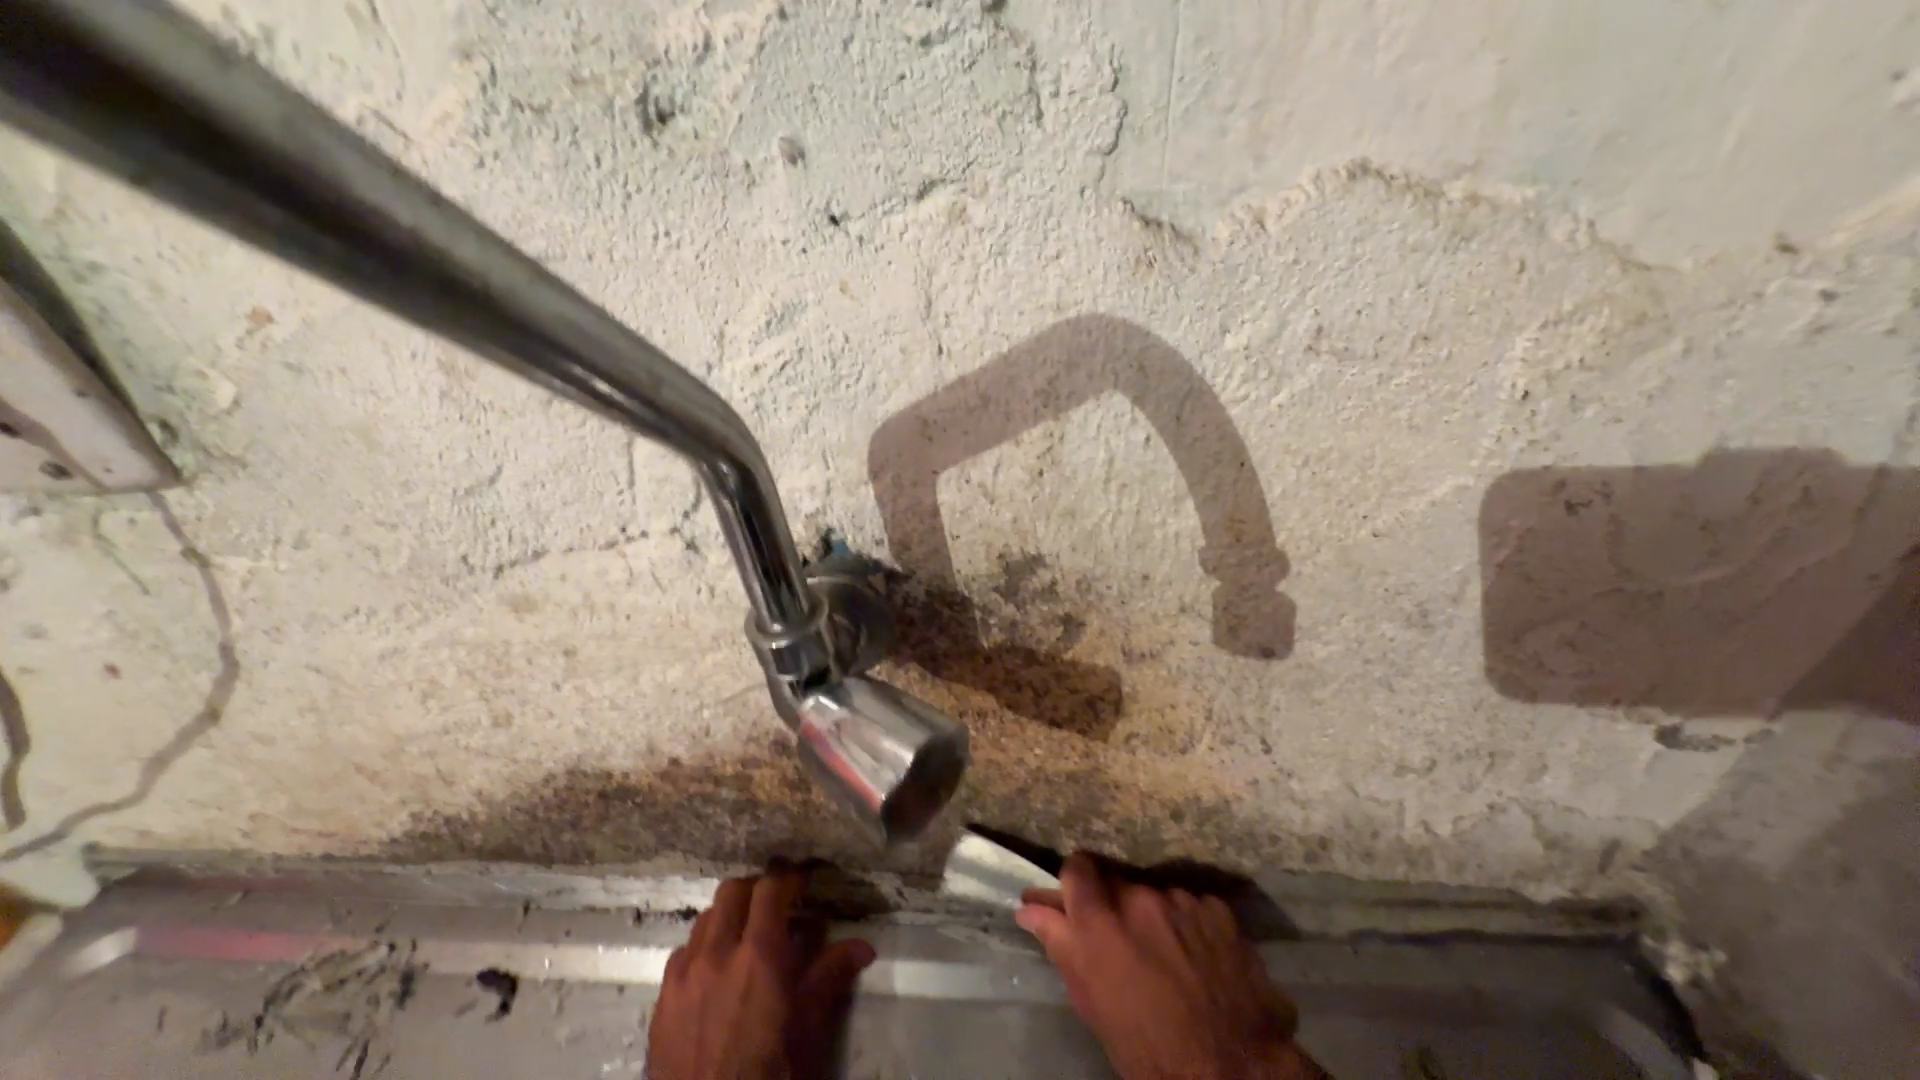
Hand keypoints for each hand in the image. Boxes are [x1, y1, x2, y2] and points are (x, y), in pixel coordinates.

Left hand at [648, 865, 875, 1079]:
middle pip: (733, 891)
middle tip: (776, 903)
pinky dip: (703, 947)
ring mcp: (684, 974)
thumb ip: (829, 978)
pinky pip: (683, 953)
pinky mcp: (662, 999)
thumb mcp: (808, 1031)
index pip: (771, 889)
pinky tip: (715, 971)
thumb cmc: (770, 1076)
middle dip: (756, 888)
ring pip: (705, 918)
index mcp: (760, 955)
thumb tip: (862, 946)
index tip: (803, 880)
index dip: (788, 878)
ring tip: (746, 935)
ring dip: (728, 916)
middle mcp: (717, 953)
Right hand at [1017, 854, 1327, 1079]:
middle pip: (1116, 883)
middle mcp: (1139, 898)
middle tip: (1122, 944)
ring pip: (1156, 897)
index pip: (1076, 868)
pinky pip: (1192, 907)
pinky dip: (1188, 927)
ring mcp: (1182, 901)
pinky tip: (1196, 959)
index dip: (1074, 883)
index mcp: (1100, 921)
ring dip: (1153, 918)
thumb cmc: (1148, 1047)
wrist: (1231, 1067)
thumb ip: (1061, 946)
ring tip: (1166, 958)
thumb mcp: (1091, 1003)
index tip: (1075, 904)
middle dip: (1113, 907)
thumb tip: (1030, 909)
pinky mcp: (1218, 910)